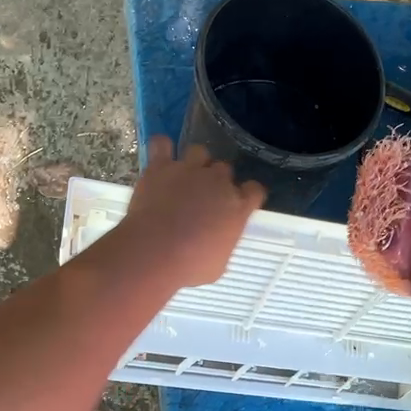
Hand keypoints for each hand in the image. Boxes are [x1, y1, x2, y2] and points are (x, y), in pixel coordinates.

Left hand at [110, 135, 265, 288]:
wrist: (155, 252)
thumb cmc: (191, 266)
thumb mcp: (219, 265)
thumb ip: (223, 245)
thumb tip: (218, 243)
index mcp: (238, 207)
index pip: (255, 190)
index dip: (248, 196)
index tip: (240, 204)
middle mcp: (218, 182)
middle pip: (225, 169)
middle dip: (218, 181)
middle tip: (206, 197)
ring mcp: (190, 170)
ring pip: (200, 152)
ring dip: (195, 162)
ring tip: (185, 177)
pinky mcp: (162, 166)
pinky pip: (163, 144)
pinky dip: (162, 149)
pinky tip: (161, 159)